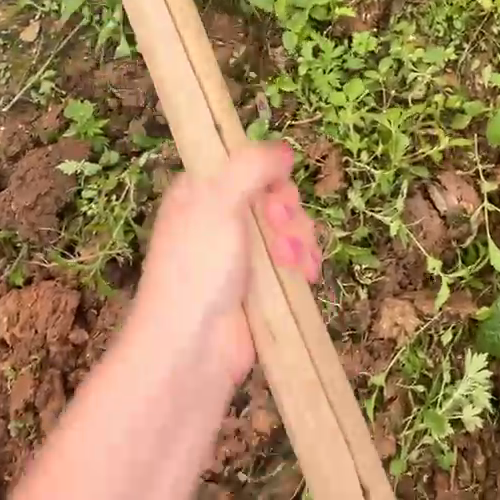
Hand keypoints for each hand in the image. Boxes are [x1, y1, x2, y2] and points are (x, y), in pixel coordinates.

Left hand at [132, 143, 321, 383]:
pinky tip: (307, 274)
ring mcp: (242, 250)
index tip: (273, 192)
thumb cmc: (197, 269)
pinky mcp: (261, 280)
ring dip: (300, 239)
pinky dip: (304, 261)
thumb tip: (284, 150)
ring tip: (295, 264)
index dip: (268, 174)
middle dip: (288, 212)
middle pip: (274, 193)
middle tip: (281, 230)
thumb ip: (251, 166)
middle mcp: (221, 216)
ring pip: (288, 225)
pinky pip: (293, 256)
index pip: (247, 163)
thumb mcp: (218, 202)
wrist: (192, 349)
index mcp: (202, 191)